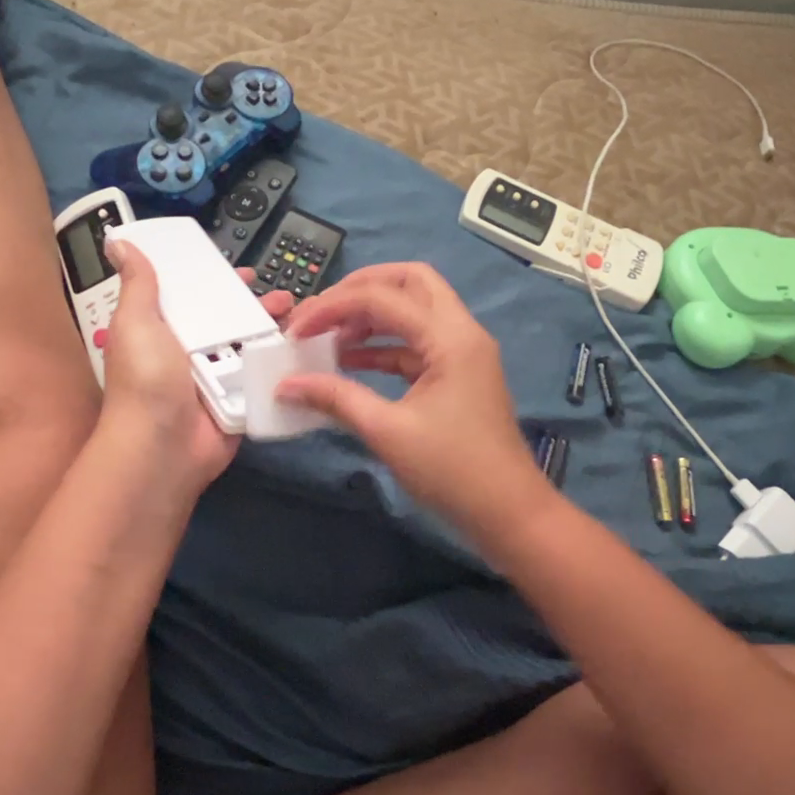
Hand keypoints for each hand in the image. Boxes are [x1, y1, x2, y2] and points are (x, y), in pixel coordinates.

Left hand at [97, 240, 292, 493]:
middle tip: (284, 294)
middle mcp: (190, 353)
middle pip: (229, 321)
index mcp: (163, 331)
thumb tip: (118, 241)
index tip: (244, 271)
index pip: (195, 299)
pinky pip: (262, 376)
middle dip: (256, 305)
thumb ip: (137, 284)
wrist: (162, 448)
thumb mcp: (136, 323)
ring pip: (250, 346)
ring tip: (299, 314)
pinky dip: (281, 362)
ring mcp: (217, 379)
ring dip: (274, 329)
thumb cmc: (145, 380)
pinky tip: (305, 347)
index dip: (217, 283)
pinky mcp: (238, 401)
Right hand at [277, 263, 549, 530]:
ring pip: (414, 309)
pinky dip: (382, 345)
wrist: (508, 513)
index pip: (382, 297)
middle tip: (321, 311)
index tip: (296, 330)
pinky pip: (416, 342)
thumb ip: (335, 398)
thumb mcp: (387, 432)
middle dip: (360, 289)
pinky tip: (349, 362)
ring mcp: (463, 352)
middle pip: (409, 282)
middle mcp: (461, 332)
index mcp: (450, 337)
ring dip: (370, 317)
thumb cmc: (452, 471)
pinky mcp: (458, 374)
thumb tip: (286, 385)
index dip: (332, 307)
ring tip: (327, 338)